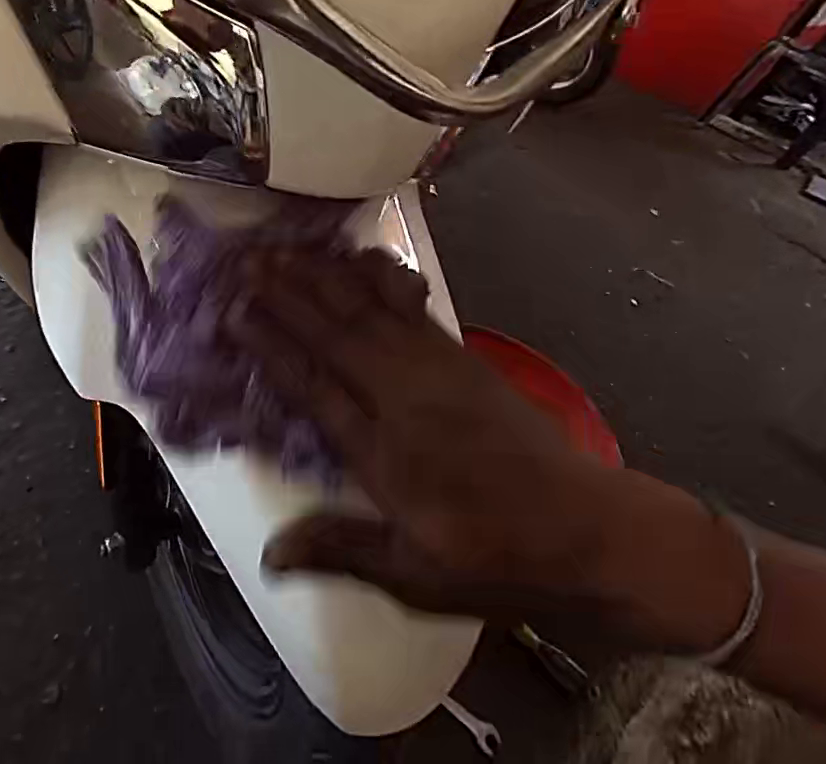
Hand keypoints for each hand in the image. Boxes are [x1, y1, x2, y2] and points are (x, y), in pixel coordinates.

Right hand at [227, 248, 751, 650]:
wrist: (588, 529)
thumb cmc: (497, 557)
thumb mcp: (416, 577)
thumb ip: (342, 551)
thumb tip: (269, 553)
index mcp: (384, 451)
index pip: (314, 385)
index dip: (272, 345)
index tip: (237, 312)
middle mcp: (403, 396)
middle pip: (335, 333)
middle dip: (287, 293)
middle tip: (247, 260)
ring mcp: (435, 368)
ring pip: (368, 309)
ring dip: (323, 276)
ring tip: (287, 248)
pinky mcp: (459, 355)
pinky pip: (410, 304)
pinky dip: (379, 275)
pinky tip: (360, 255)